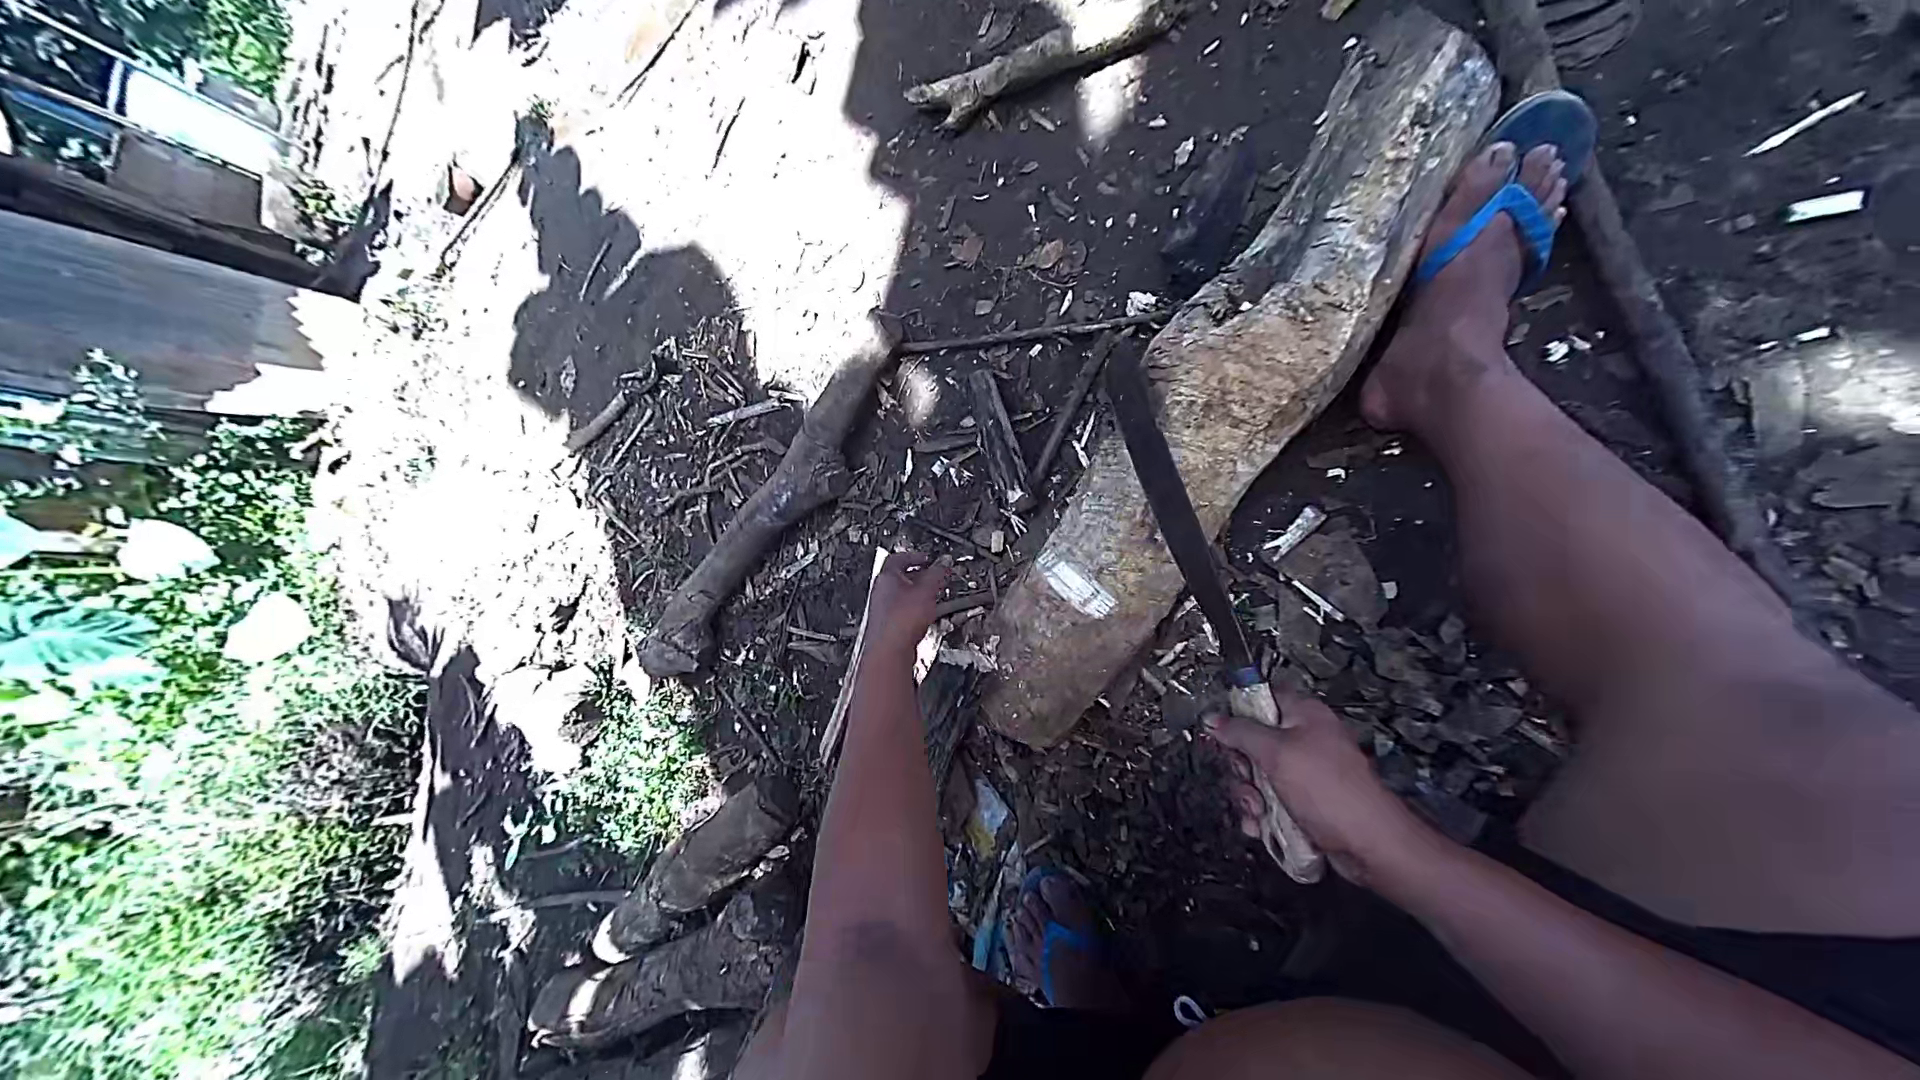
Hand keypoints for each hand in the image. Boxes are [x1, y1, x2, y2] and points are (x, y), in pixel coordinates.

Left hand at [861, 551, 949, 658]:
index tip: (927, 559)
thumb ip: (937, 574)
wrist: (889, 651)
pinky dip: (915, 611)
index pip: (899, 558)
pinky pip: (903, 613)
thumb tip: (944, 562)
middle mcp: (881, 592)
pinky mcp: (888, 626)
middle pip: (901, 578)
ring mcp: (883, 610)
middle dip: (919, 577)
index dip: (915, 556)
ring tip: (933, 597)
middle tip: (934, 578)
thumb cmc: (900, 620)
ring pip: (902, 597)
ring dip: (918, 595)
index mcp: (886, 578)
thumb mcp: (926, 591)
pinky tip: (925, 617)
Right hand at [1204, 687, 1441, 887]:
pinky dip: (1261, 812)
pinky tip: (1261, 825)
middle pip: (1251, 740)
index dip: (1237, 712)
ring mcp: (1304, 772)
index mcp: (1303, 714)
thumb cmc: (1330, 792)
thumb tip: (1213, 719)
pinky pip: (1269, 799)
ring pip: (1257, 774)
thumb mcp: (1276, 752)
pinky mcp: (1303, 801)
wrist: (1371, 847)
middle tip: (1249, 777)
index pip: (1260, 697)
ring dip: (1249, 794)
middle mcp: (1304, 739)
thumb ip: (1240, 732)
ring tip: (1259, 811)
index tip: (1225, 732)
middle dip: (1242, 766)